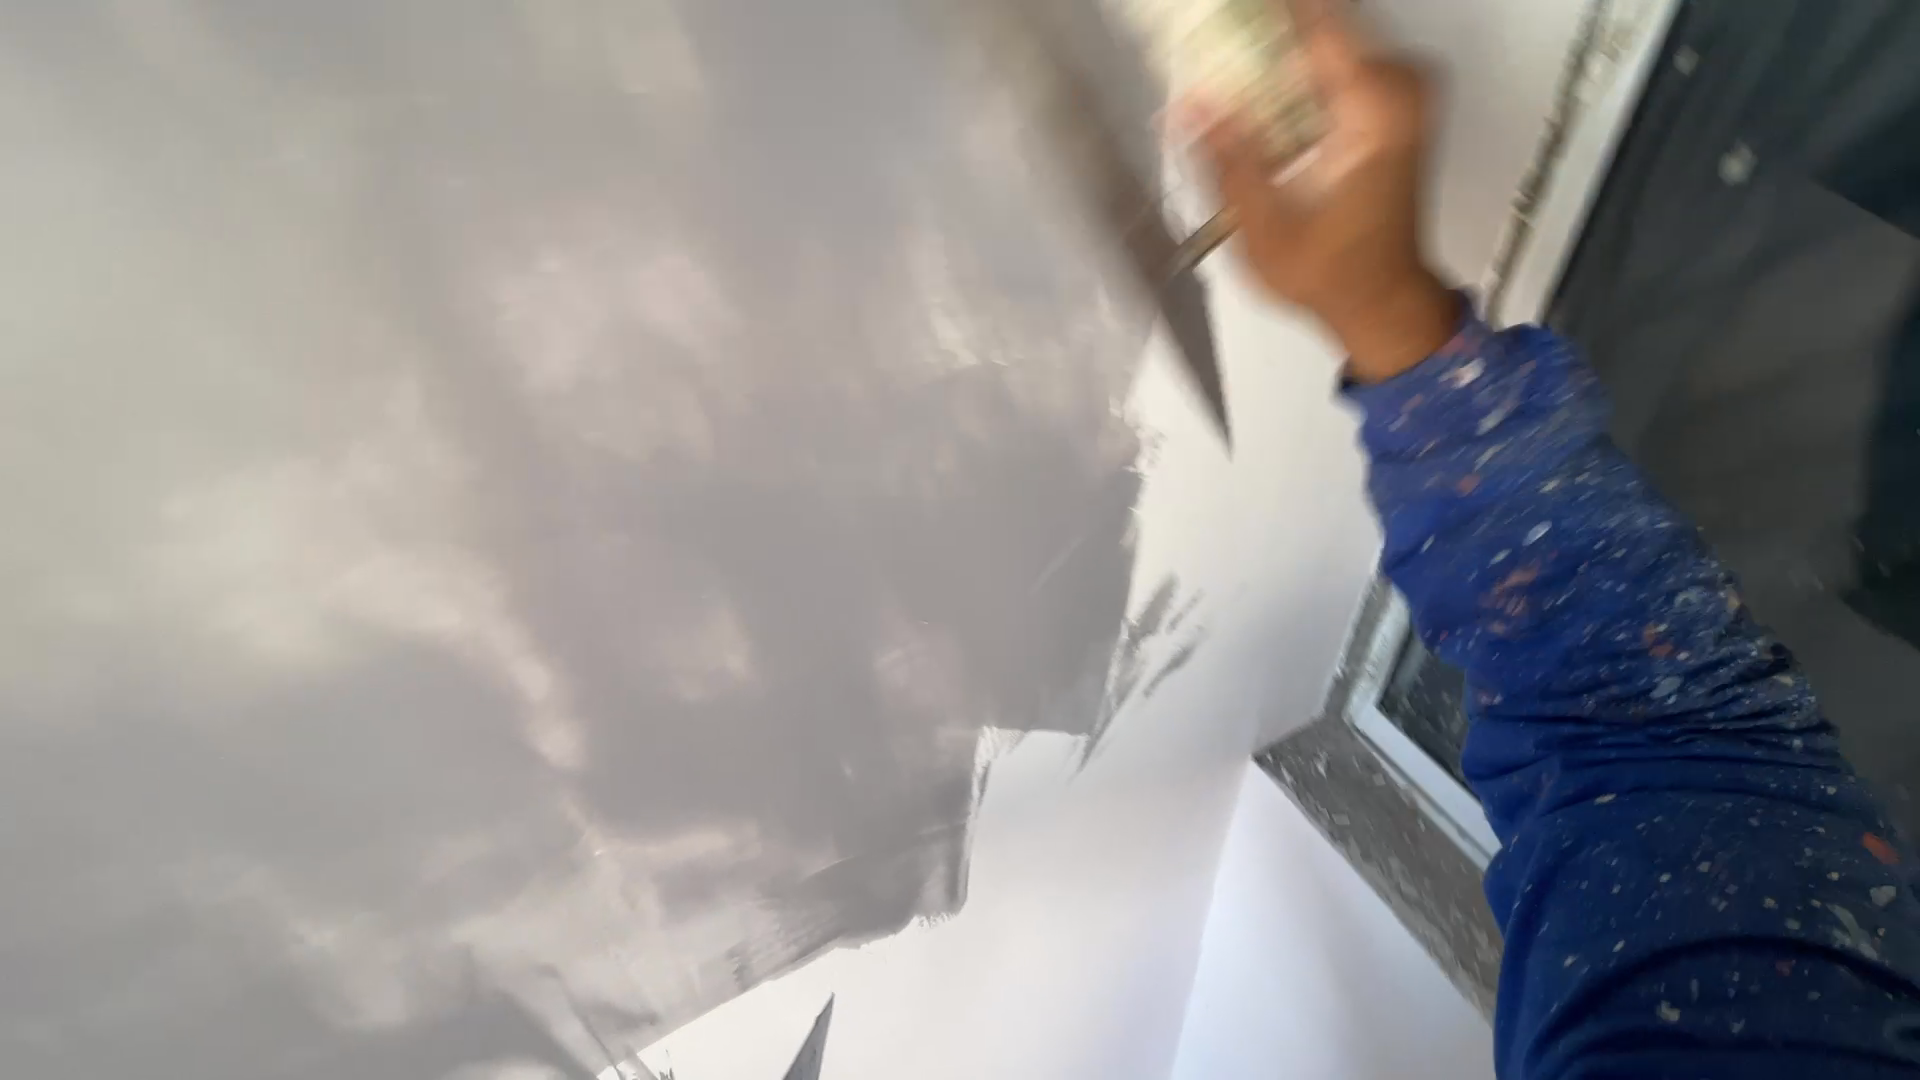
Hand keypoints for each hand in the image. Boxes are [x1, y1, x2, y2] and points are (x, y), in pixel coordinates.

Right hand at [1178, 0, 1457, 381]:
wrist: (1381, 297)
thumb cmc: (1330, 273)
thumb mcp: (1264, 226)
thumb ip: (1227, 159)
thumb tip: (1188, 102)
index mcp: (1375, 105)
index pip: (1313, 16)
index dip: (1253, 16)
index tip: (1208, 16)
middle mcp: (1400, 81)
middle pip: (1312, 26)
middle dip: (1250, 43)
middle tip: (1198, 55)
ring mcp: (1400, 88)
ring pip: (1317, 45)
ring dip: (1263, 65)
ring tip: (1216, 94)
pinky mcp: (1389, 101)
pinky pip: (1329, 67)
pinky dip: (1285, 82)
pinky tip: (1249, 112)